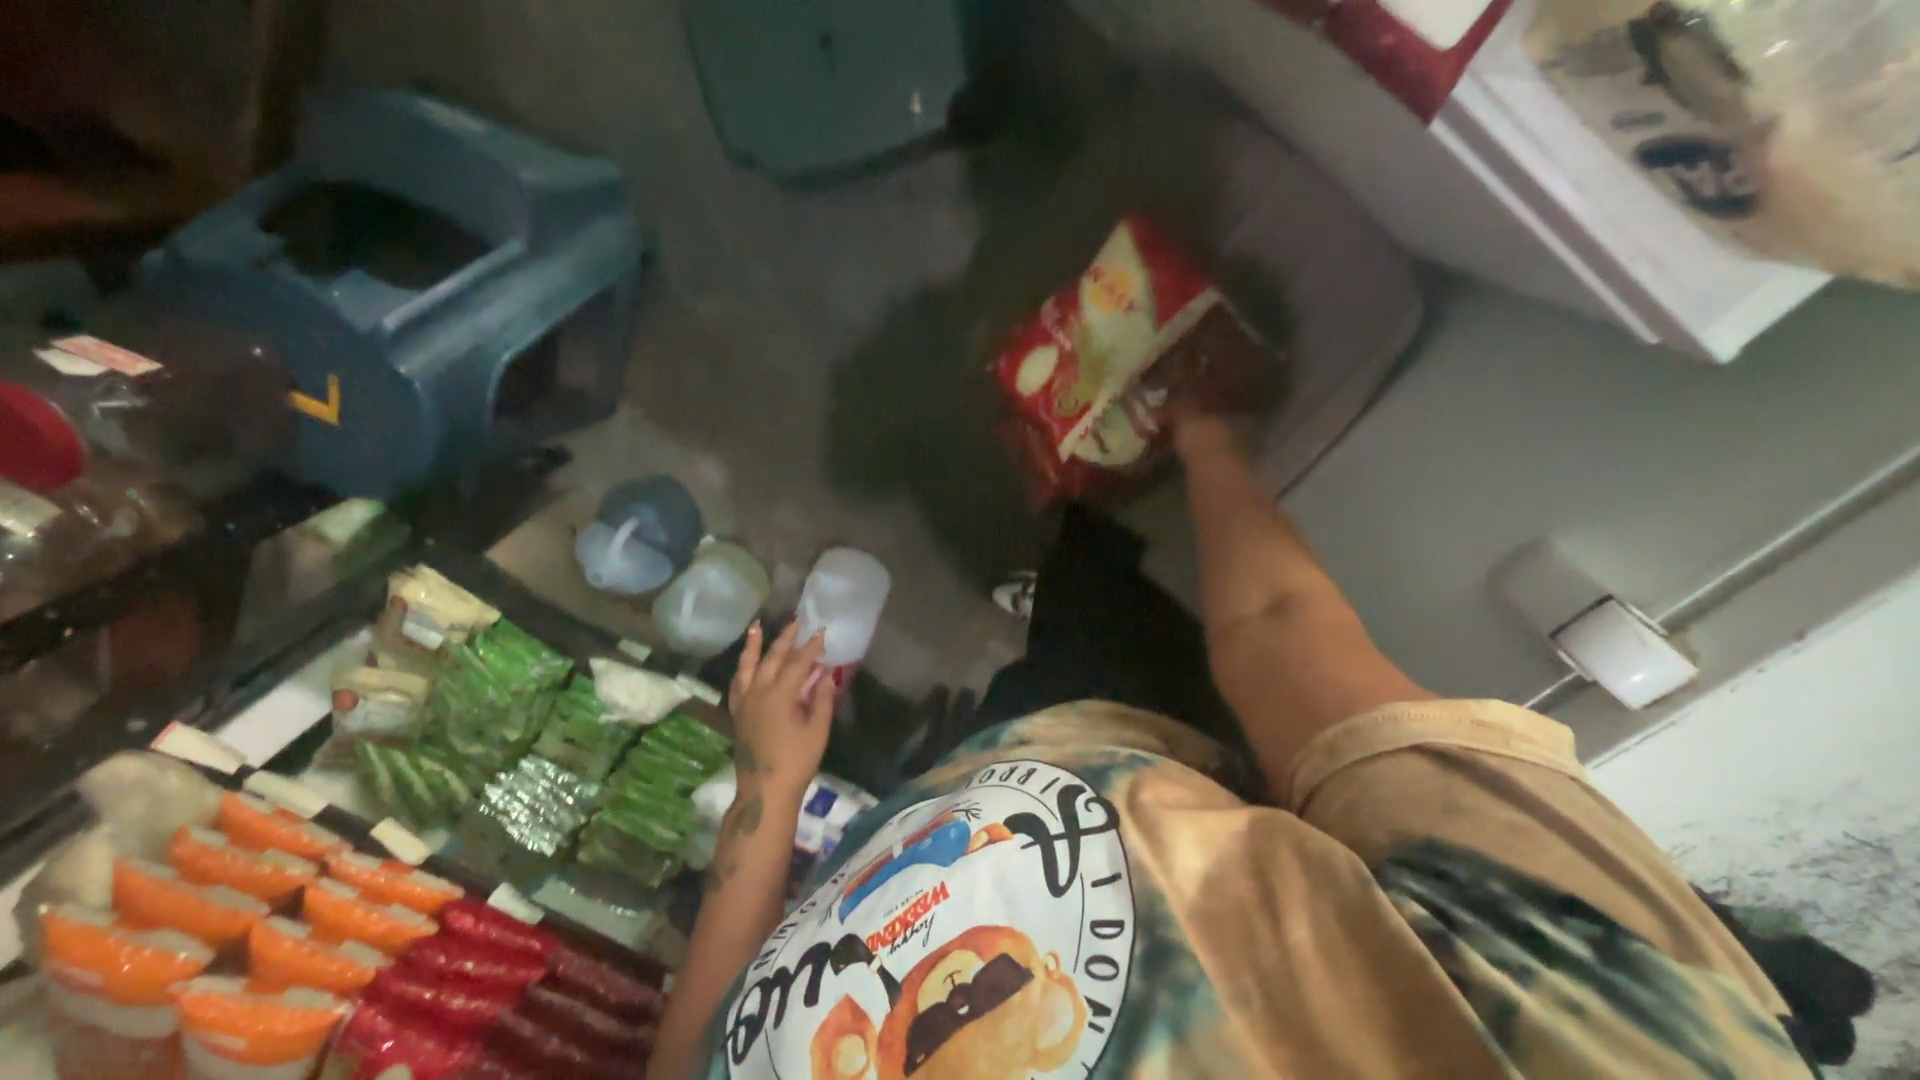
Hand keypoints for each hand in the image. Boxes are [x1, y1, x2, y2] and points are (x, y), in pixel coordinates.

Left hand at [728, 620, 832, 797]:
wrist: (764, 790)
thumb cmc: (796, 761)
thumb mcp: (817, 730)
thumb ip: (822, 698)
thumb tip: (827, 673)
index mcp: (780, 695)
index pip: (798, 663)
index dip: (811, 647)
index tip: (821, 632)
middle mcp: (758, 692)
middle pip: (772, 658)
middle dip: (785, 639)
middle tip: (796, 621)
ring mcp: (744, 702)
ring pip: (748, 666)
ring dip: (754, 646)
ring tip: (757, 627)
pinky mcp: (737, 713)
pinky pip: (737, 682)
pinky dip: (743, 668)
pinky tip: (746, 664)